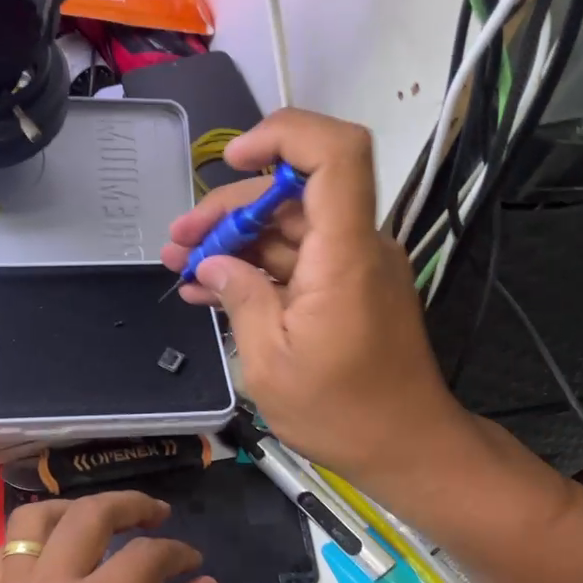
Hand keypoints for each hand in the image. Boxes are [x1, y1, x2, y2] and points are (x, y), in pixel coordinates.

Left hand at [0, 493, 217, 582]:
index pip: (145, 555)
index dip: (178, 552)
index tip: (194, 564)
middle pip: (88, 516)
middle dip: (131, 506)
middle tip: (157, 516)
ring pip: (32, 520)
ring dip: (72, 511)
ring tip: (101, 523)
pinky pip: (4, 553)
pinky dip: (32, 542)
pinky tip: (56, 560)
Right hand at [161, 109, 476, 495]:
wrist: (404, 446)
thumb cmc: (338, 412)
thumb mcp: (269, 363)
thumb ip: (241, 300)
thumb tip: (213, 268)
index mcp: (341, 255)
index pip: (334, 154)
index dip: (283, 136)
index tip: (231, 160)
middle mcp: (355, 247)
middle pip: (293, 193)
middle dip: (229, 209)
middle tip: (178, 242)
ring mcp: (353, 268)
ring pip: (289, 228)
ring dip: (234, 241)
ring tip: (182, 265)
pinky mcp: (347, 290)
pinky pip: (298, 262)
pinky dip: (256, 268)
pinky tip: (211, 288)